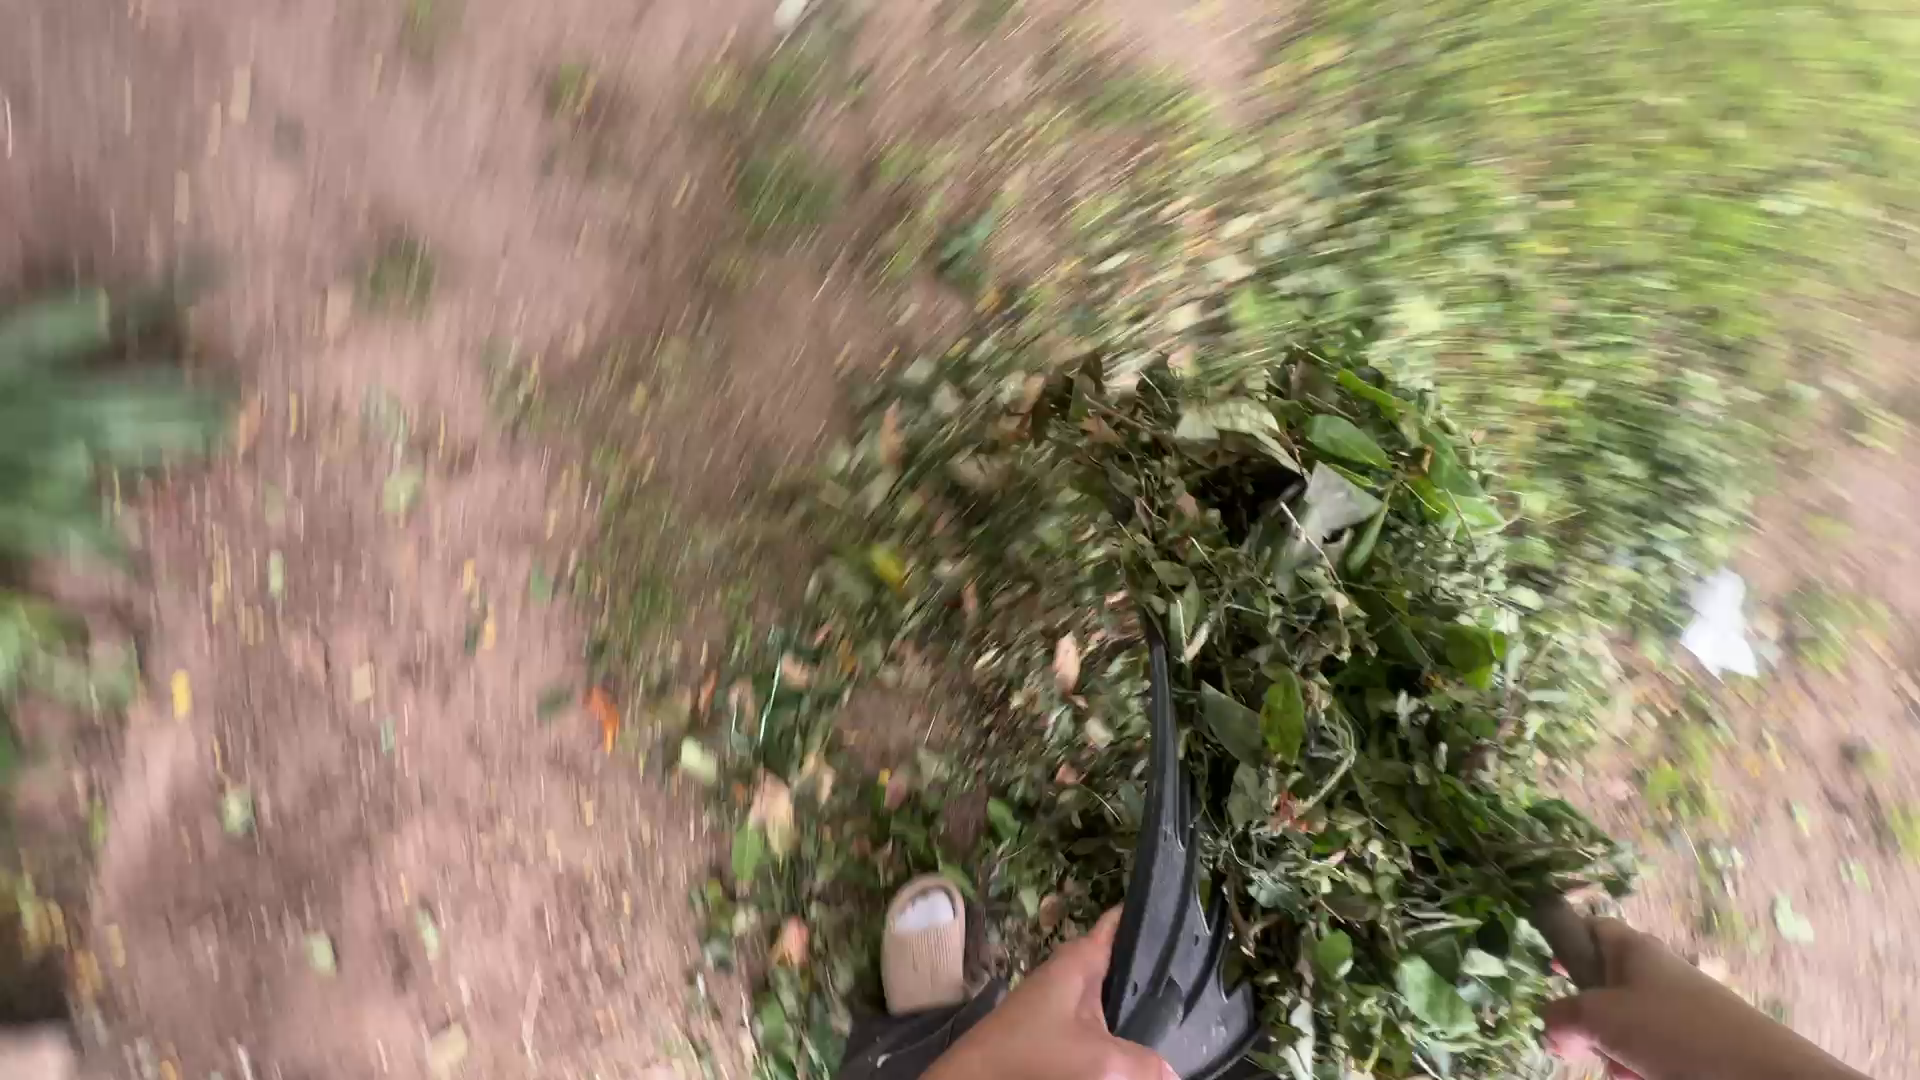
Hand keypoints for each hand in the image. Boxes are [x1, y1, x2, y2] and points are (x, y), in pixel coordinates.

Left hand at [924, 909, 1175, 1079]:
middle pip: (1121, 962)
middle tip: (1190, 982)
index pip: (1119, 922)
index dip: (1146, 914)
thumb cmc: (1035, 1052)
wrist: (979, 1077)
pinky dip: (1117, 1027)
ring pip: (1111, 994)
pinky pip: (1098, 1020)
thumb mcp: (1100, 1061)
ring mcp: (1063, 998)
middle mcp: (1073, 970)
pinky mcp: (1055, 1025)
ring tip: (1174, 1013)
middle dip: (1149, 971)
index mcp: (1082, 958)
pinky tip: (1136, 1042)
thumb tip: (1174, 1071)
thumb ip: (1144, 1063)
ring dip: (1134, 1004)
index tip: (1176, 913)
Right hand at [1543, 917, 1870, 1079]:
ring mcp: (1687, 1010)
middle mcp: (1659, 972)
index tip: (1553, 973)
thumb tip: (1552, 1030)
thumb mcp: (1598, 1018)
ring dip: (1617, 1047)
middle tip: (1583, 1037)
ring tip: (1620, 1070)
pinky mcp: (1709, 1046)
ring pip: (1632, 1023)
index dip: (1567, 944)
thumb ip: (1560, 1017)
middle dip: (1590, 1015)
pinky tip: (1645, 1079)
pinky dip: (1647, 1066)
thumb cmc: (1675, 1031)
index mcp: (1632, 948)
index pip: (1588, 927)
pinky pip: (1661, 1050)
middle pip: (1607, 984)